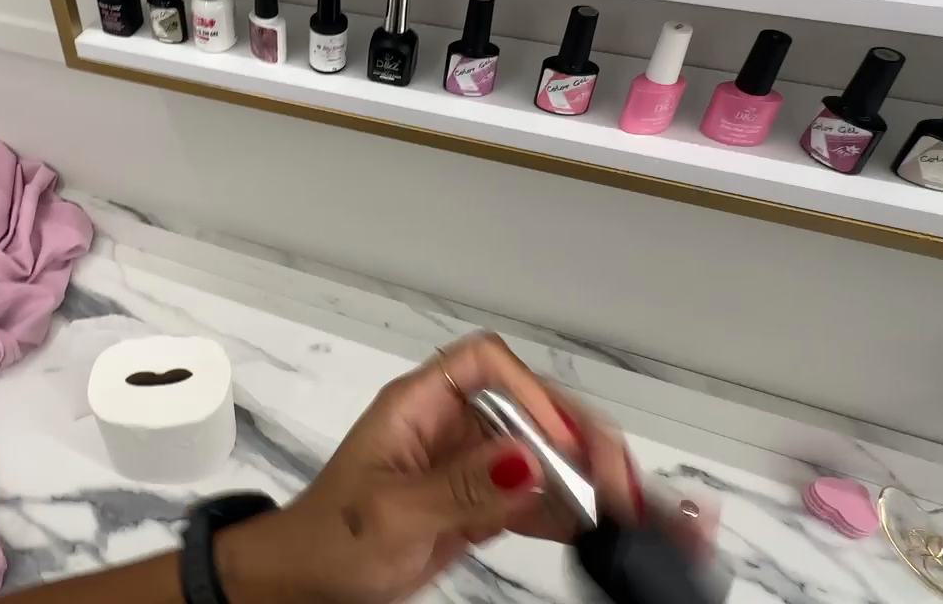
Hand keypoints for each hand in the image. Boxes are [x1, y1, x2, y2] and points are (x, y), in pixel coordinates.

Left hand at [218, 331, 659, 603]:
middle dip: (575, 435)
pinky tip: (597, 530)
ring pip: (538, 450)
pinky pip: (532, 495)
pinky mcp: (477, 500)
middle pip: (524, 404)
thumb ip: (460, 487)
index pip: (483, 364)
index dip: (528, 391)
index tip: (563, 444)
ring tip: (630, 510)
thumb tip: (527, 458)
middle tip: (620, 486)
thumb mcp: (394, 512)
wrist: (312, 578)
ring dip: (584, 474)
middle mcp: (447, 423)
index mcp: (418, 404)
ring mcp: (465, 461)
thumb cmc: (334, 535)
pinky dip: (567, 510)